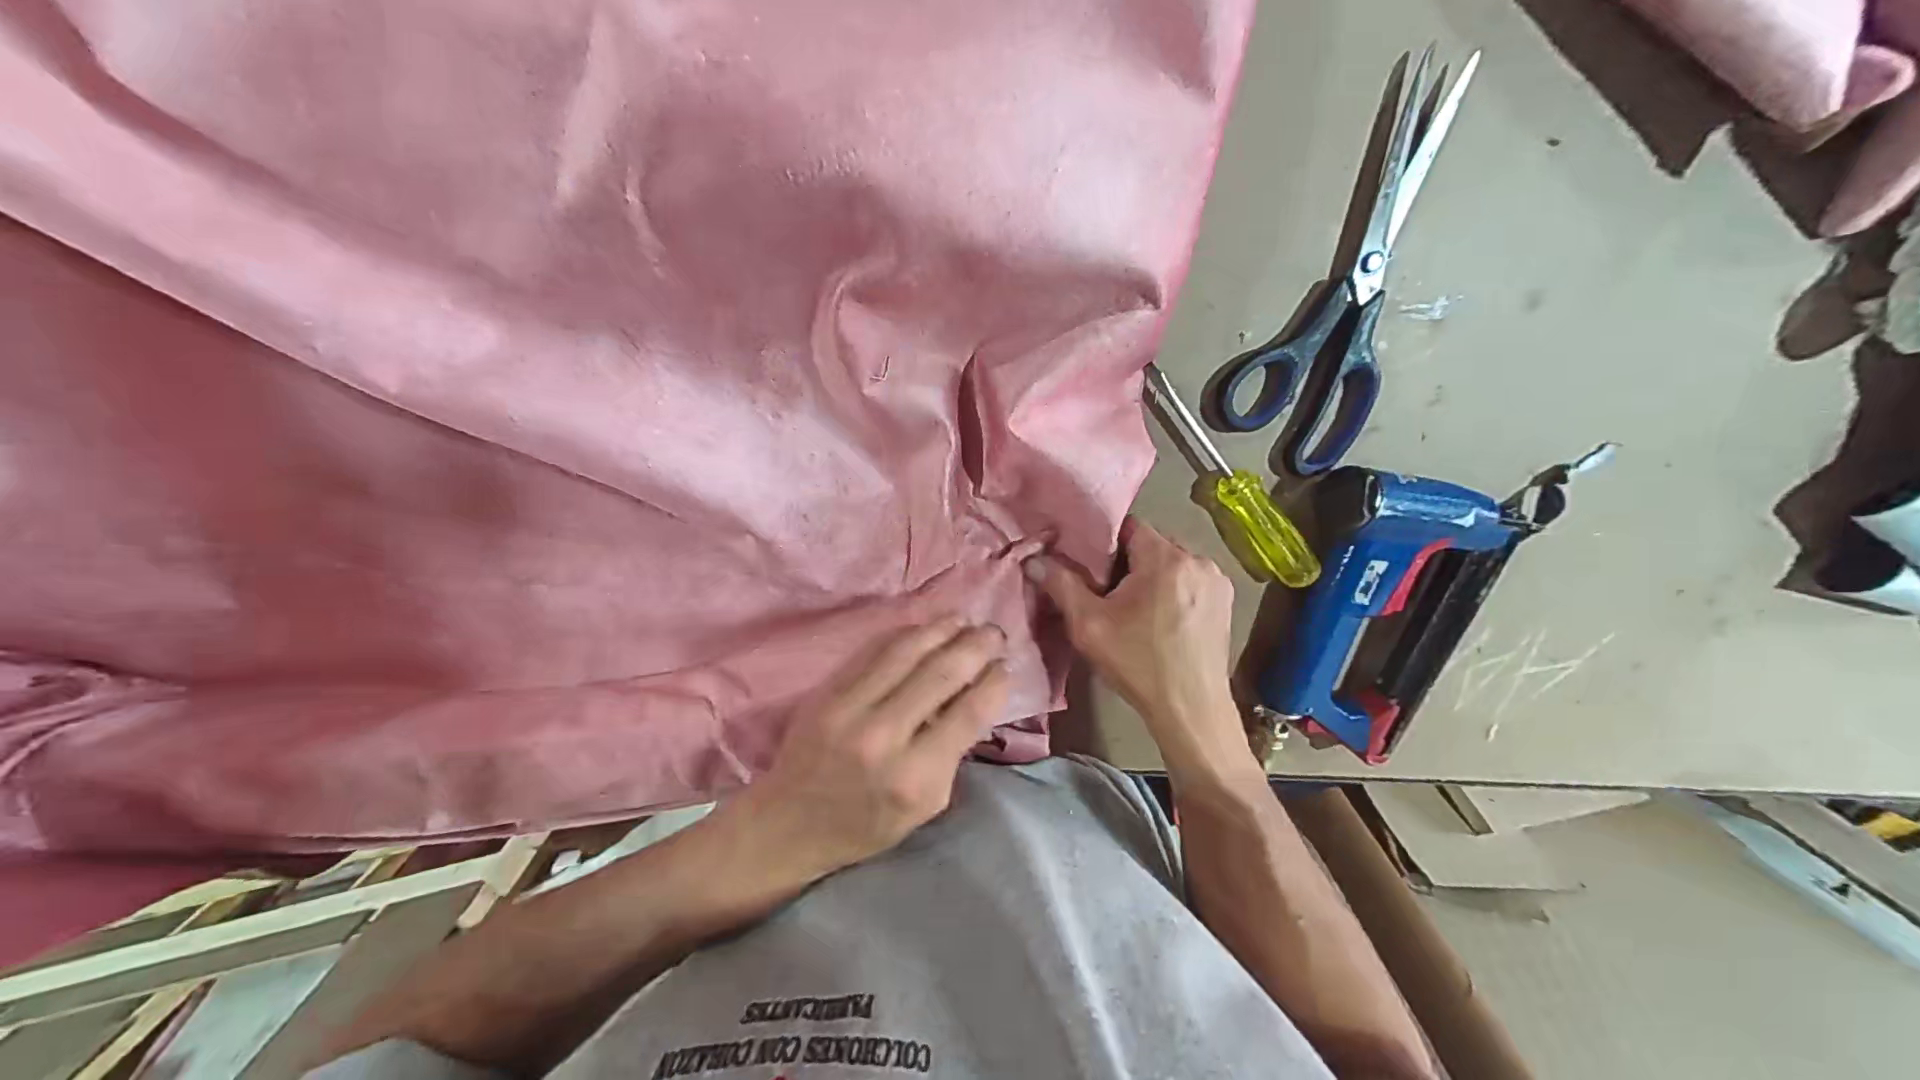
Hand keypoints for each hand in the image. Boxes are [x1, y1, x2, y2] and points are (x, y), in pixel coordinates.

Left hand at [725, 618, 1009, 878]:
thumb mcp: (925, 807)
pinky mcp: (828, 692)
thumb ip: (952, 755)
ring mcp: (850, 709)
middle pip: (941, 673)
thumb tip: (974, 698)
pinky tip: (926, 628)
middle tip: (994, 633)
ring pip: (907, 651)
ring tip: (964, 620)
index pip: (969, 712)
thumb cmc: (866, 825)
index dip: (994, 682)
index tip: (1005, 667)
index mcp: (916, 776)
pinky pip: (874, 651)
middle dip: (976, 646)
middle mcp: (884, 737)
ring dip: (942, 629)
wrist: (789, 824)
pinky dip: (906, 634)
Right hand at [1034, 517, 1254, 778]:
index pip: (1128, 526)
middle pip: (1151, 544)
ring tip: (1130, 606)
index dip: (1102, 541)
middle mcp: (1198, 560)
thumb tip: (1035, 559)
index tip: (1086, 564)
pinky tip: (1159, 618)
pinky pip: (1190, 581)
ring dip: (1150, 575)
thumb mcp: (1089, 625)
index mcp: (1166, 559)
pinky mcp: (1226, 603)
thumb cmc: (1138, 665)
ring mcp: (1217, 582)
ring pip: (1171, 563)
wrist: (1191, 711)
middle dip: (1126, 560)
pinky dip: (1172, 589)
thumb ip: (1061, 585)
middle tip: (1103, 589)